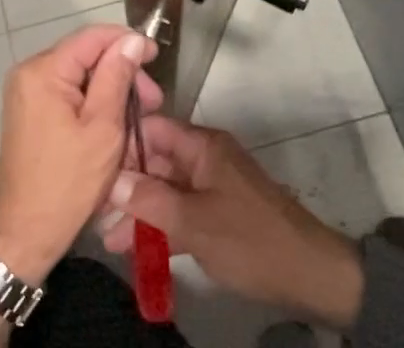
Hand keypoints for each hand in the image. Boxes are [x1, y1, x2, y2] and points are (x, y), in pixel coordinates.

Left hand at [0, 25, 160, 282]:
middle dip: (120, 72)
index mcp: (43, 72)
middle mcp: (28, 73)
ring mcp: (25, 94)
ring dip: (110, 90)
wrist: (25, 232)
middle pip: (84, 56)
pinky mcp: (28, 113)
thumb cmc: (69, 182)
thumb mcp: (103, 128)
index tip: (156, 56)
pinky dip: (92, 103)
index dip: (126, 41)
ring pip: (77, 76)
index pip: (90, 37)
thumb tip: (130, 40)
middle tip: (152, 100)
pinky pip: (66, 94)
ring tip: (139, 117)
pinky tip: (114, 124)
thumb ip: (116, 78)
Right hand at [100, 116, 363, 327]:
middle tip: (92, 210)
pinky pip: (181, 210)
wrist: (310, 275)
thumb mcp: (192, 221)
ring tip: (106, 238)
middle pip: (156, 161)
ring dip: (139, 211)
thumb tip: (108, 180)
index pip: (152, 128)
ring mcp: (214, 186)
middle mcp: (207, 158)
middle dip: (125, 185)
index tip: (92, 167)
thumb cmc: (250, 240)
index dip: (122, 143)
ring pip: (166, 189)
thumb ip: (148, 199)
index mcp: (203, 147)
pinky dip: (160, 225)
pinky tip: (135, 248)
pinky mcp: (220, 213)